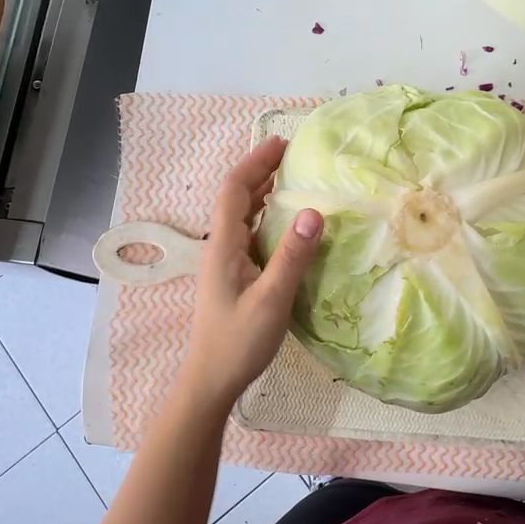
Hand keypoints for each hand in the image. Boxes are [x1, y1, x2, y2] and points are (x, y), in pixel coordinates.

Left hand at [177, 137, 322, 408]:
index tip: (283, 143)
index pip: (234, 189)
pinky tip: (286, 222)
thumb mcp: (272, 299)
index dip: (256, 162)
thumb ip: (292, 255)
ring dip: (263, 191)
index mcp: (223, 245)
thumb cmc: (238, 341)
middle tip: (293, 154)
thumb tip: (313, 210)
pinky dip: (266, 216)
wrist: (211, 380)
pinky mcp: (234, 276)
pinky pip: (249, 233)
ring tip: (292, 178)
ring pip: (242, 214)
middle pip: (237, 196)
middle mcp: (220, 246)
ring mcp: (225, 261)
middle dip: (261, 170)